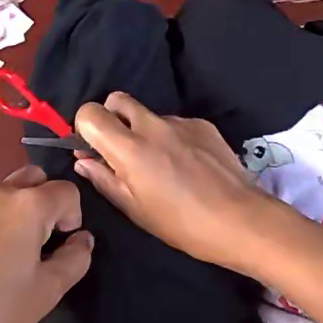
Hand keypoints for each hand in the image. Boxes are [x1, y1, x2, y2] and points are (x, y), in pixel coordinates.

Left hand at [0, 165, 92, 322]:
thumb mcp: (50, 289)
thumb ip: (76, 257)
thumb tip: (81, 240)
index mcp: (28, 204)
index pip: (67, 191)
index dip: (73, 217)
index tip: (63, 247)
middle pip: (34, 179)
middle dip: (46, 203)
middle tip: (41, 243)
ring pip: (4, 195)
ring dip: (17, 213)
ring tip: (9, 256)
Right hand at [72, 92, 281, 273]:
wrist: (238, 217)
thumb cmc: (180, 222)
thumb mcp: (134, 208)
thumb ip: (104, 178)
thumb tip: (85, 160)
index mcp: (130, 147)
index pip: (91, 112)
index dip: (86, 126)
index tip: (94, 147)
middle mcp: (153, 125)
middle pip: (119, 100)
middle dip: (113, 117)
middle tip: (122, 149)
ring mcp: (182, 122)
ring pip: (150, 115)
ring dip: (147, 132)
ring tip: (164, 166)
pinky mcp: (204, 125)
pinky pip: (177, 124)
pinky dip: (174, 138)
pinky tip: (188, 165)